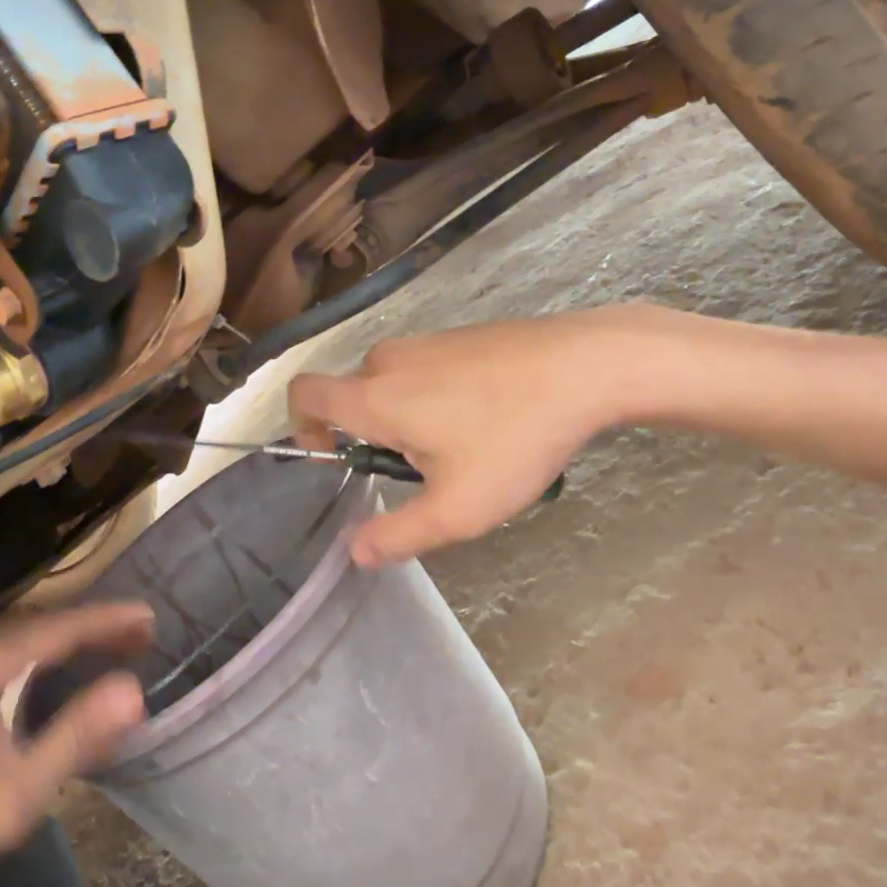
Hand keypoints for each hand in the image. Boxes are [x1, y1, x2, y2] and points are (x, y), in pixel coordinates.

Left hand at [0, 603, 154, 886]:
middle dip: (96, 625)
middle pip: (43, 625)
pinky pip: (13, 653)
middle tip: (145, 631)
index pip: (57, 628)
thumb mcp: (19, 791)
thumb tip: (135, 690)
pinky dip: (49, 653)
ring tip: (120, 641)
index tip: (150, 616)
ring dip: (74, 637)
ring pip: (28, 637)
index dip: (107, 620)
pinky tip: (68, 664)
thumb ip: (77, 738)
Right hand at [289, 305, 664, 565]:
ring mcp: (425, 341)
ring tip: (461, 447)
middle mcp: (388, 361)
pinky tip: (487, 417)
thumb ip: (399, 534)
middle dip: (369, 434)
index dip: (301, 425)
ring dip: (404, 416)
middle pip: (351, 395)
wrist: (585, 365)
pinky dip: (433, 395)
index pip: (303, 393)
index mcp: (373, 397)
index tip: (333, 454)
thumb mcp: (458, 508)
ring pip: (390, 383)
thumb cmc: (512, 438)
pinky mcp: (459, 335)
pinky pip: (423, 369)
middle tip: (419, 469)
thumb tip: (356, 551)